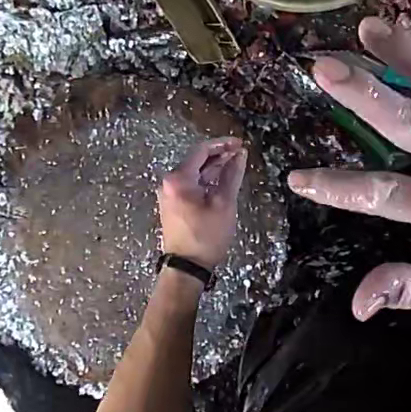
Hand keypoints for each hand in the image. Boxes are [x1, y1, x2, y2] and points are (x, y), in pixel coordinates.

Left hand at [158, 137, 247, 268]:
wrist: (187, 267)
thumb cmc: (206, 236)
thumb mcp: (224, 203)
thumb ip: (232, 175)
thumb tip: (240, 154)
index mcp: (178, 179)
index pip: (202, 150)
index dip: (223, 144)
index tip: (240, 144)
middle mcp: (169, 183)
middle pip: (196, 161)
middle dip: (220, 156)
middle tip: (241, 154)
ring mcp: (169, 195)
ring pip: (195, 174)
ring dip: (214, 169)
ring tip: (236, 167)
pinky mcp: (173, 206)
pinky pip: (191, 186)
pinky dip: (207, 181)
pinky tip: (222, 183)